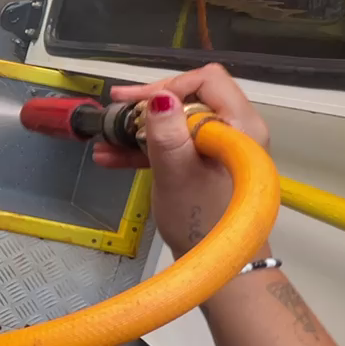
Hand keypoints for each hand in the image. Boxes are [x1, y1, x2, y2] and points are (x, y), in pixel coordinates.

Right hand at [92, 63, 270, 257]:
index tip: (136, 104)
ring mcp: (219, 147)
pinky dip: (143, 147)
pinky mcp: (203, 163)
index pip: (207, 81)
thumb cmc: (200, 219)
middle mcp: (234, 130)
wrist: (216, 264)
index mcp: (239, 126)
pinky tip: (110, 157)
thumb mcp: (177, 174)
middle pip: (189, 97)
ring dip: (139, 127)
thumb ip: (168, 135)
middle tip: (115, 112)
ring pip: (176, 120)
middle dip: (148, 105)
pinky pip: (172, 143)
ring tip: (105, 139)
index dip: (168, 86)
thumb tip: (160, 98)